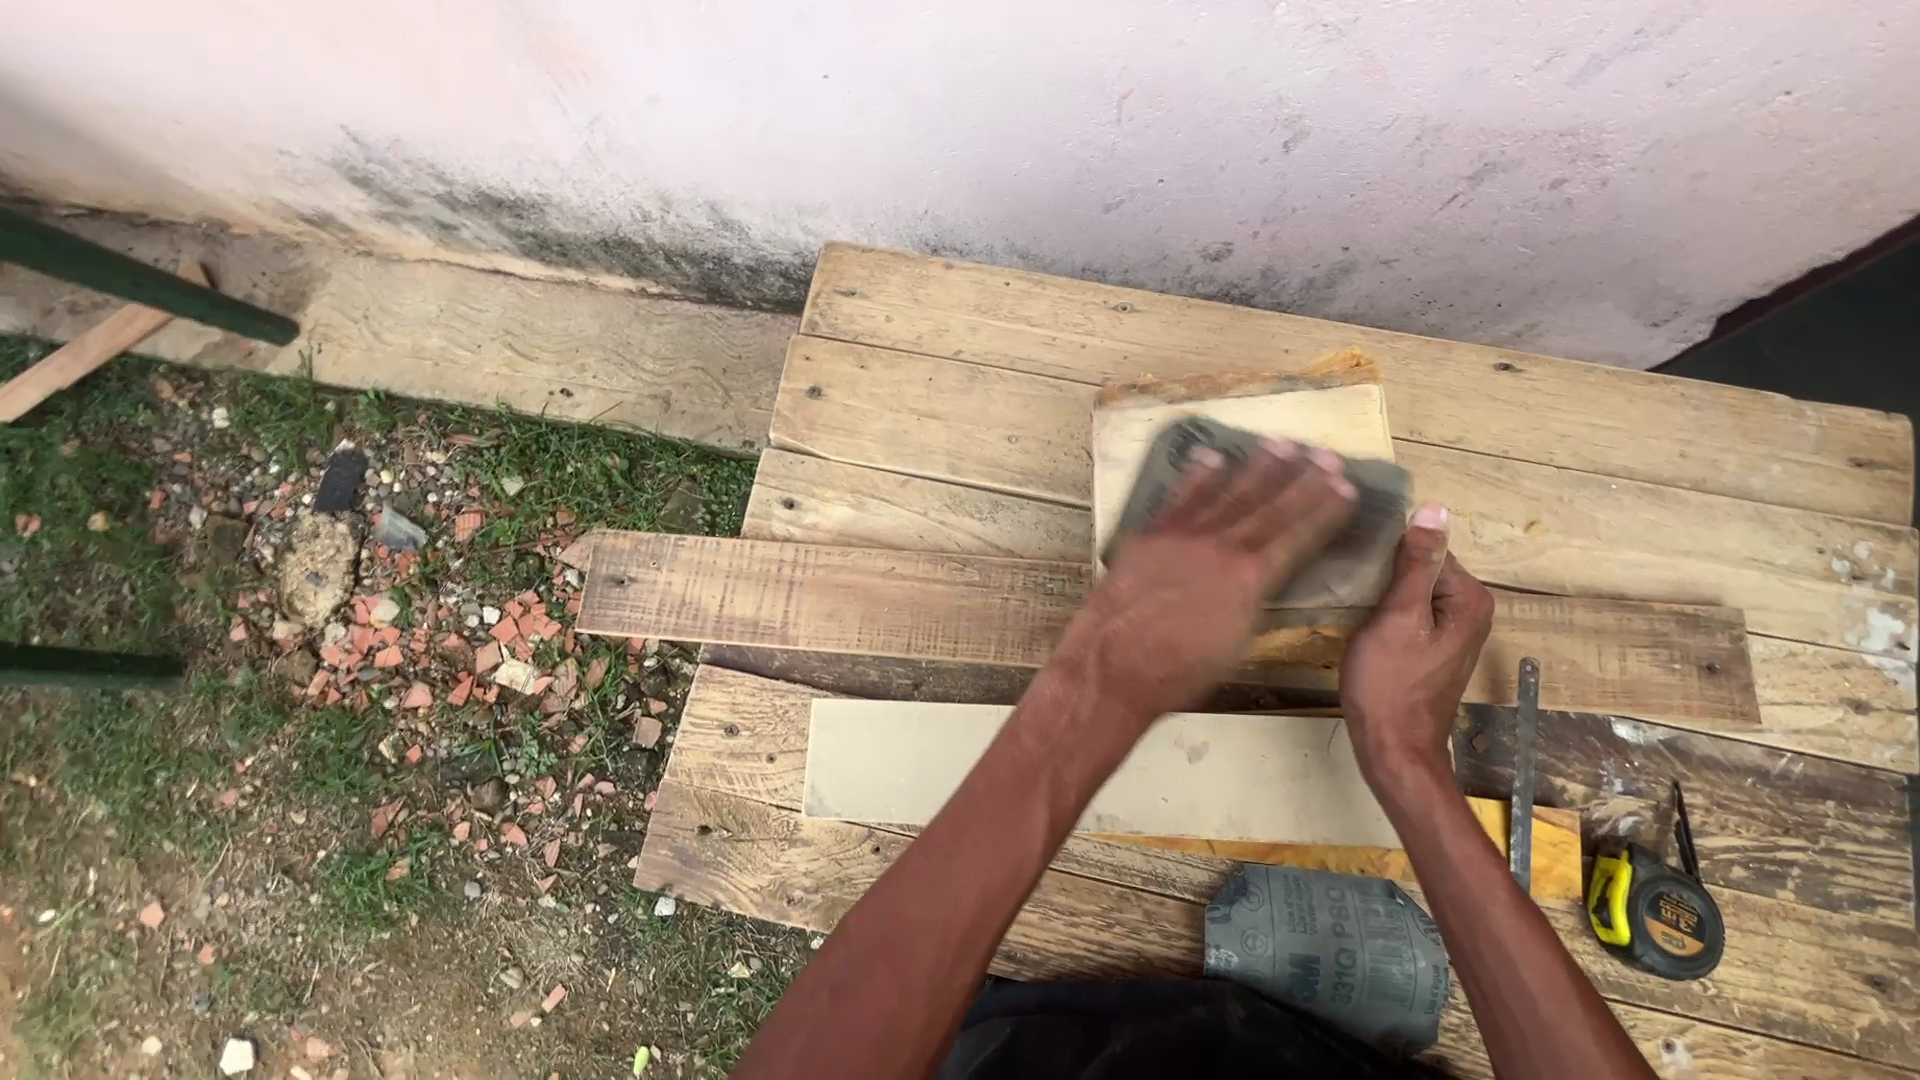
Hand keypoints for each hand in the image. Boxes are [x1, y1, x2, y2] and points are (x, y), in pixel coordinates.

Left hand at [1062, 439, 1357, 722]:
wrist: (1115, 661)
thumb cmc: (1181, 670)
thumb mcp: (1237, 643)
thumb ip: (1254, 601)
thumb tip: (1266, 578)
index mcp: (1252, 578)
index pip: (1298, 536)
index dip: (1325, 511)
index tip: (1346, 486)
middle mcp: (1222, 547)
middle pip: (1269, 506)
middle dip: (1301, 479)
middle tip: (1325, 452)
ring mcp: (1184, 536)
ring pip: (1227, 493)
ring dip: (1256, 467)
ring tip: (1281, 443)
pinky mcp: (1151, 534)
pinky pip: (1179, 497)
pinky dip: (1197, 475)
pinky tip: (1212, 455)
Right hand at [1340, 503, 1494, 788]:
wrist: (1392, 745)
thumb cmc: (1389, 683)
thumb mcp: (1397, 617)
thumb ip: (1415, 564)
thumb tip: (1435, 509)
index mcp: (1469, 597)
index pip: (1426, 547)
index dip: (1387, 550)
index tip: (1353, 559)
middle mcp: (1471, 609)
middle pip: (1420, 566)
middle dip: (1384, 569)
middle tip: (1345, 578)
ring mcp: (1453, 630)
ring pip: (1410, 588)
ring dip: (1380, 588)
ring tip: (1348, 594)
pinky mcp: (1433, 645)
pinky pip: (1408, 610)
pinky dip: (1384, 608)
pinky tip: (1360, 616)